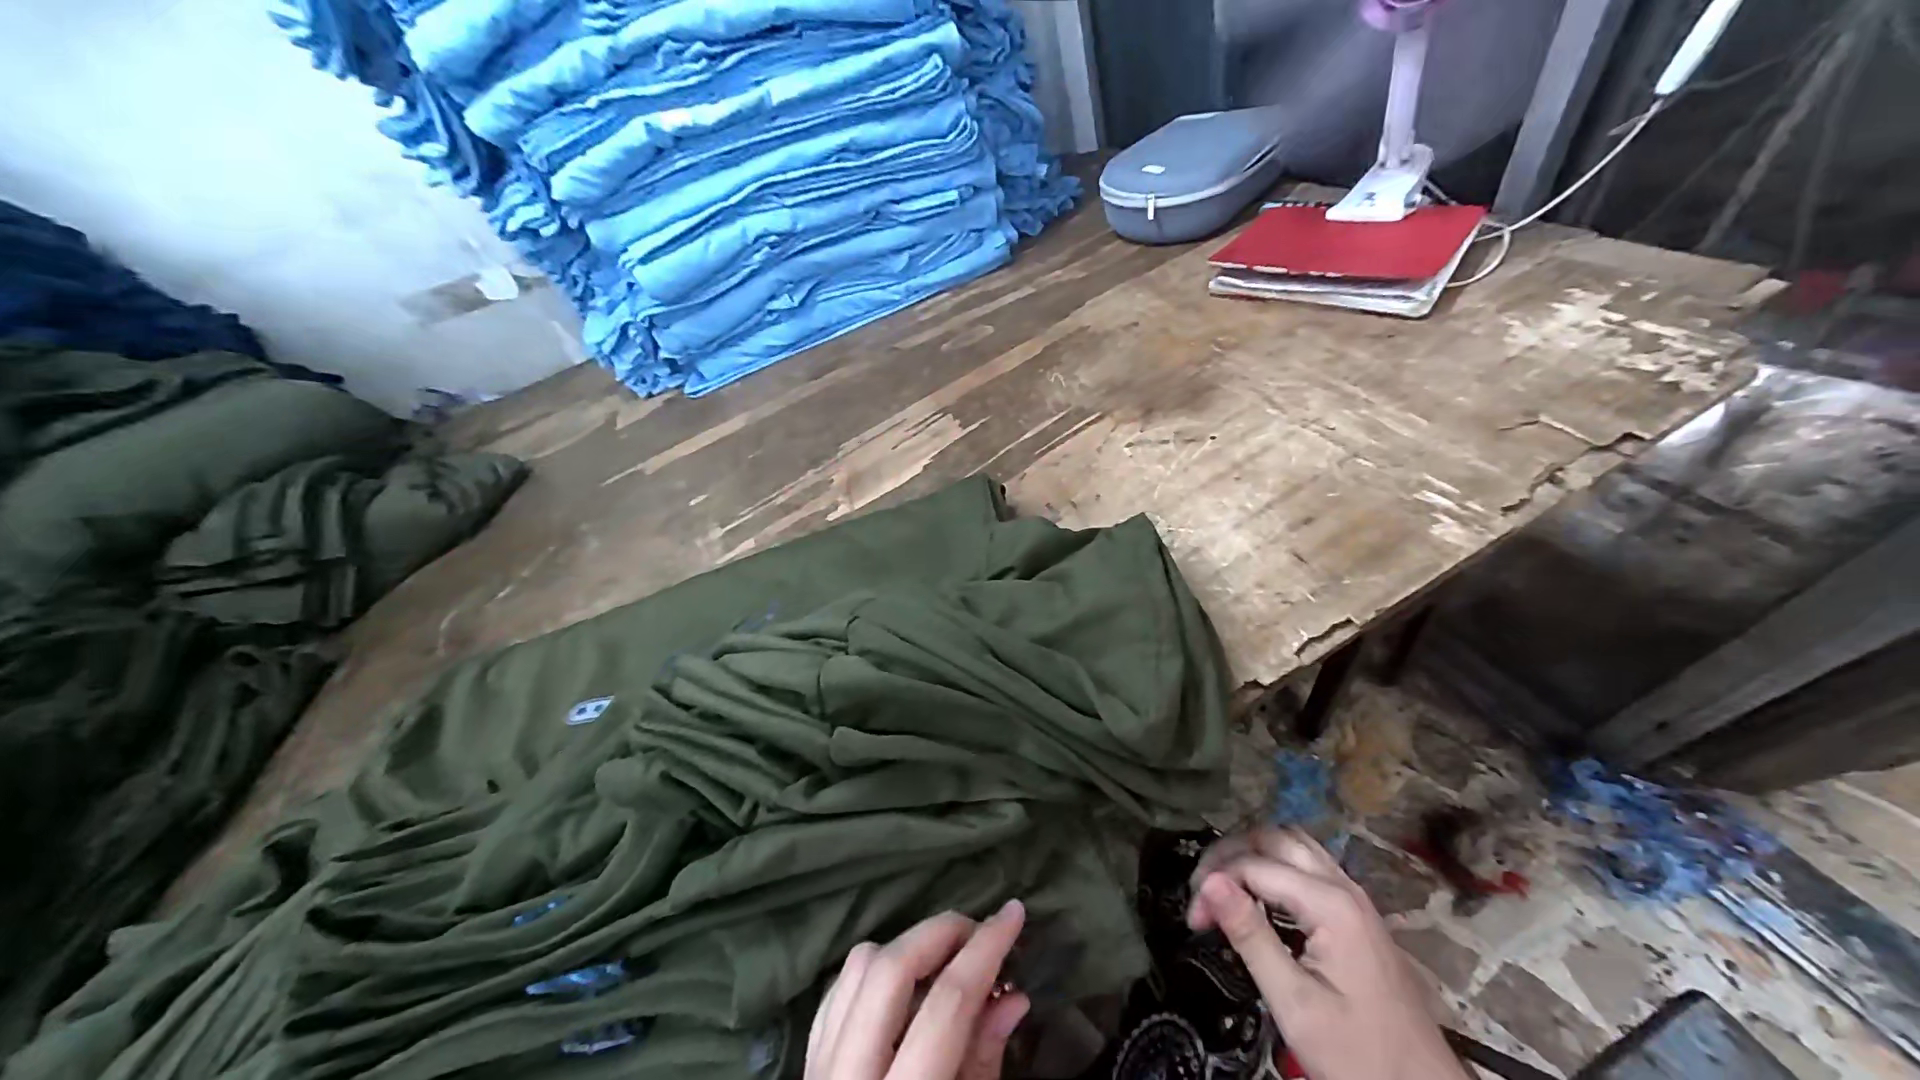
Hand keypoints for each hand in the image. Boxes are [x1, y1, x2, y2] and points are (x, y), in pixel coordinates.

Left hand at [806, 900, 1030, 1079]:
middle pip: (890, 969)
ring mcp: (819, 1068)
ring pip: (857, 969)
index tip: (1014, 913)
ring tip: (946, 954)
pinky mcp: (806, 1064)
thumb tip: (1012, 996)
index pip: (946, 1003)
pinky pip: (838, 991)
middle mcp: (849, 1077)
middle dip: (940, 933)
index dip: (986, 949)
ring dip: (906, 945)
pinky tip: (904, 981)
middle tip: (978, 929)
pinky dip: (874, 969)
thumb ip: (983, 1063)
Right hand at [1188, 829, 1469, 1079]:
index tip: (1194, 919)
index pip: (1254, 865)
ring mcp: (1354, 898)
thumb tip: (1210, 884)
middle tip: (1203, 892)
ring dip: (1253, 854)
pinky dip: (1275, 865)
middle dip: (1230, 855)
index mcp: (1330, 905)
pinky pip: (1308, 865)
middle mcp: (1344, 888)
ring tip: (1224, 886)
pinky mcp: (1356, 913)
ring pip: (1293, 844)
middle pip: (1274, 838)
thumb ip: (1251, 936)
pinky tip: (1259, 894)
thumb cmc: (1358, 1055)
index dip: (1215, 884)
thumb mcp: (1295, 1003)